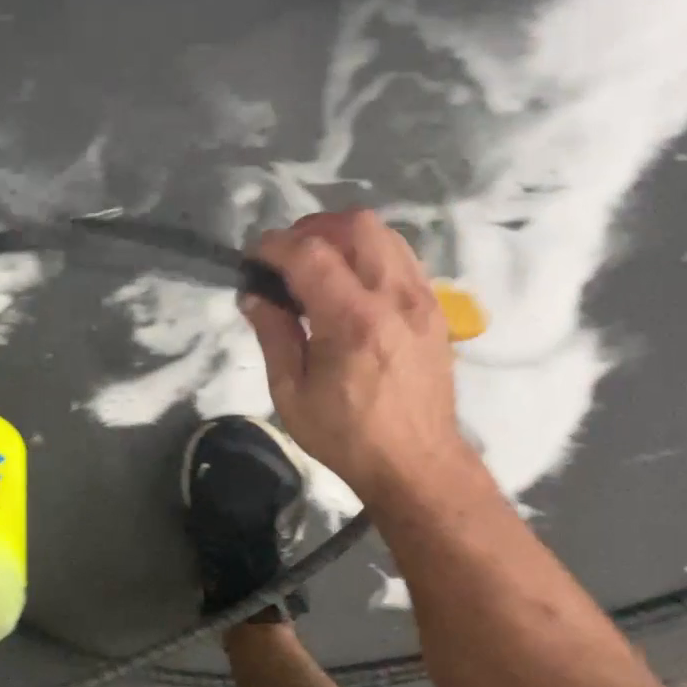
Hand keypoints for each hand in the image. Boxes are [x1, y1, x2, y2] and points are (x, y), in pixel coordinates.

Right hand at [242, 210, 477, 503]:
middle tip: (285, 259)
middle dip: (311, 230)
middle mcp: (393, 297)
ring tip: (316, 267)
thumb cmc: (345, 435)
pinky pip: (401, 256)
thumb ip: (273, 335)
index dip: (274, 246)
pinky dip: (369, 255)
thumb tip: (253, 295)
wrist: (415, 462)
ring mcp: (422, 298)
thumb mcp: (291, 392)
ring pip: (383, 233)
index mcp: (352, 321)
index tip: (252, 259)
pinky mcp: (434, 307)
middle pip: (355, 224)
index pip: (310, 253)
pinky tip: (348, 285)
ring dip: (342, 238)